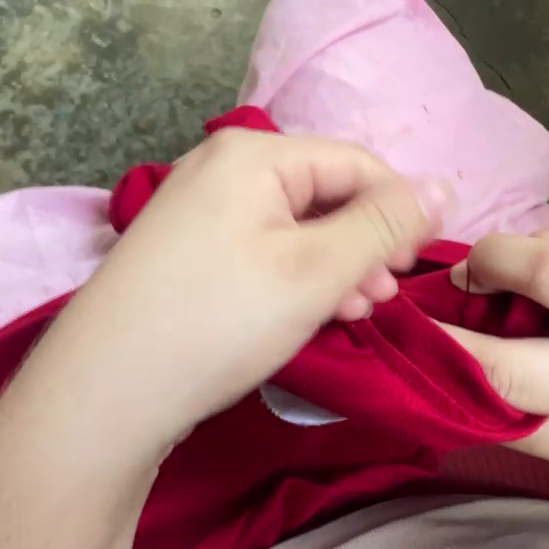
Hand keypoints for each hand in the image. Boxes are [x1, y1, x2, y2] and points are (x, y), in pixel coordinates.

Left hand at [48, 129, 447, 451]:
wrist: (105, 394)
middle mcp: (221, 169)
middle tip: (382, 300)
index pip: (356, 164)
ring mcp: (197, 212)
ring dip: (334, 267)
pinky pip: (261, 251)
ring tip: (351, 313)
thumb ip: (385, 226)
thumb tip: (444, 186)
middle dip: (363, 245)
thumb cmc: (220, 320)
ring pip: (294, 228)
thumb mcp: (318, 270)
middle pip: (323, 195)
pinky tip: (308, 315)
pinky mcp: (186, 254)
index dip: (398, 211)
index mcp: (253, 155)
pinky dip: (294, 279)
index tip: (415, 268)